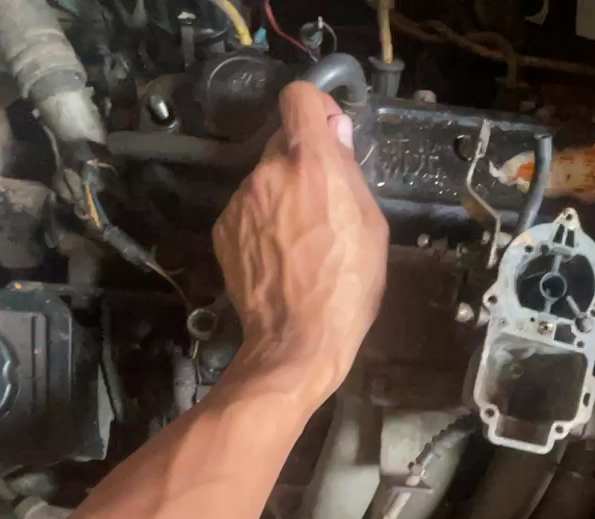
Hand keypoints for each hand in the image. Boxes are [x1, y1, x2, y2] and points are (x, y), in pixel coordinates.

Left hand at [212, 83, 387, 404]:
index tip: (328, 136)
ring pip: (264, 183)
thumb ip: (350, 175)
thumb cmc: (346, 291)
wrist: (297, 343)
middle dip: (302, 168)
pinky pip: (246, 214)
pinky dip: (261, 227)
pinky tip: (278, 261)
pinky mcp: (223, 230)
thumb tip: (337, 137)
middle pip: (282, 146)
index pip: (300, 98)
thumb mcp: (371, 230)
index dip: (317, 111)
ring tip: (300, 246)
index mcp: (311, 165)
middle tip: (322, 210)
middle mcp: (268, 173)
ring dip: (280, 200)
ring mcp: (239, 202)